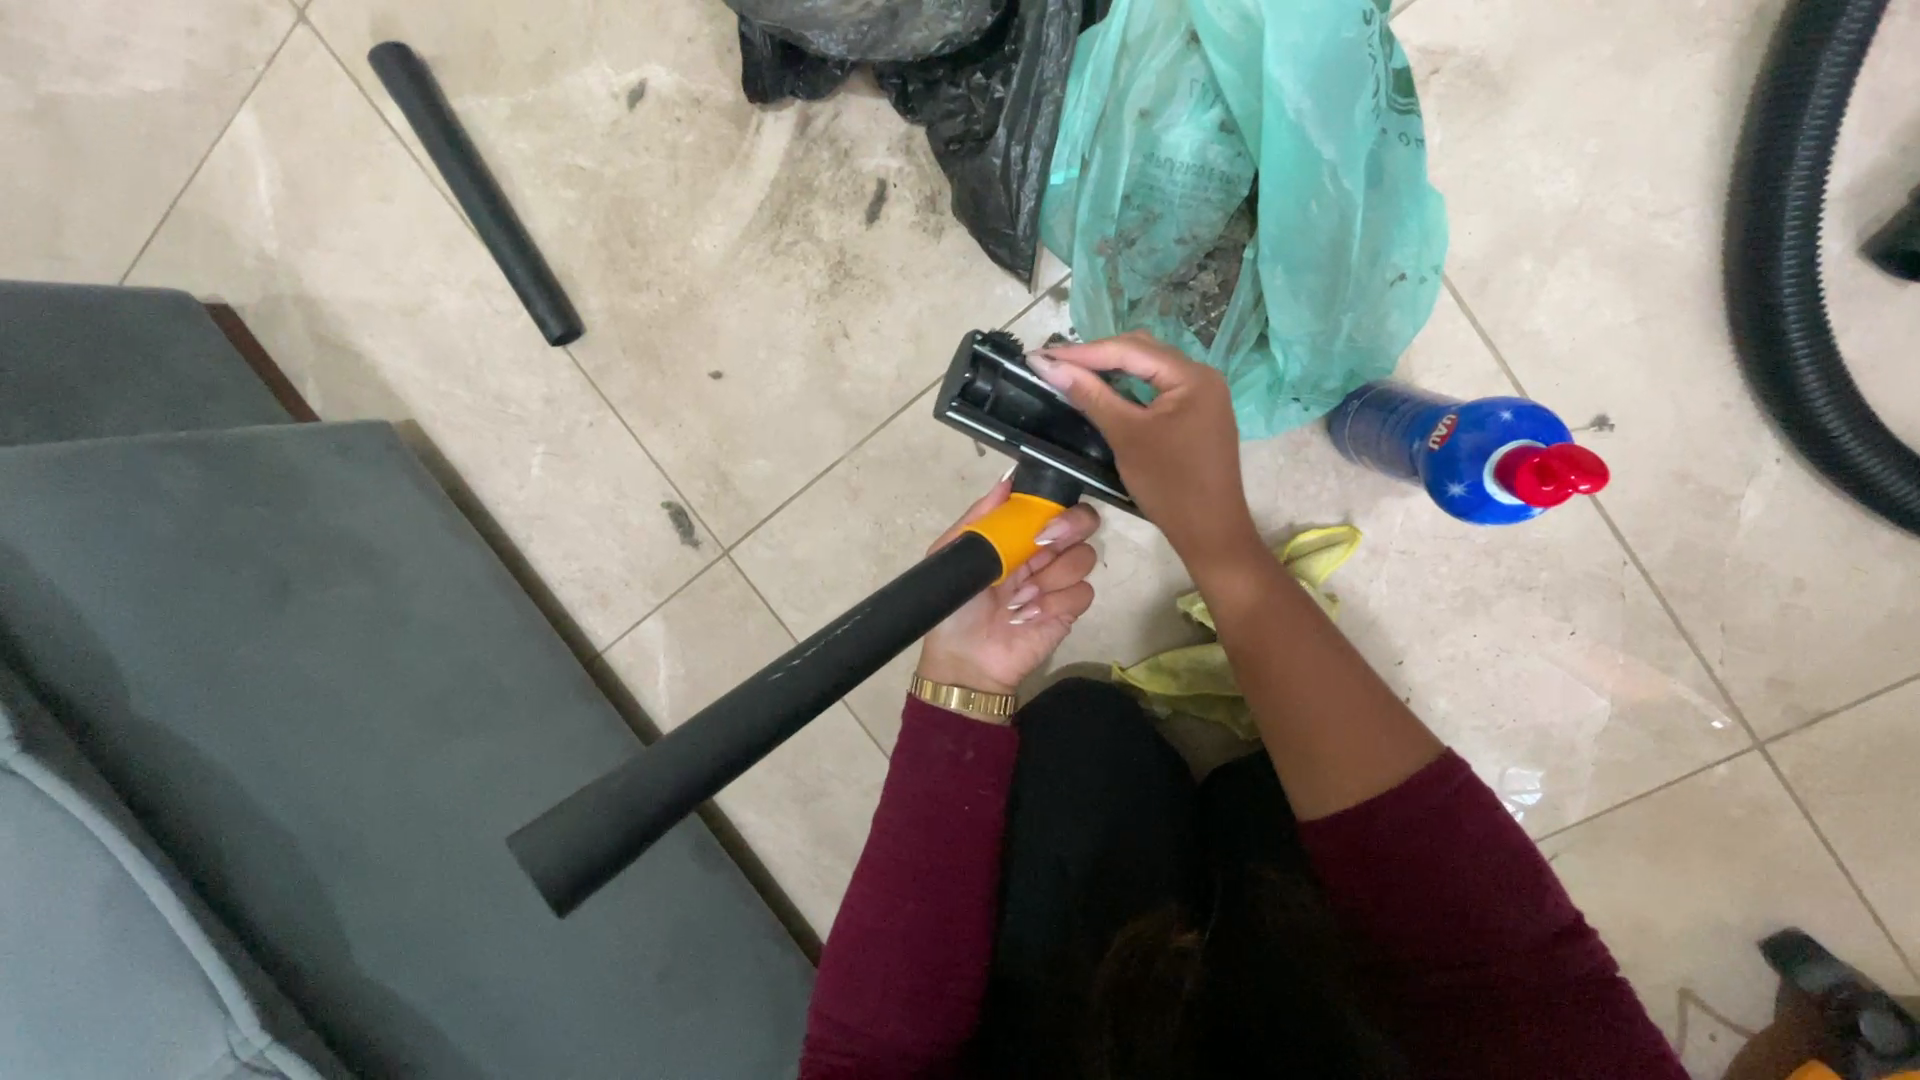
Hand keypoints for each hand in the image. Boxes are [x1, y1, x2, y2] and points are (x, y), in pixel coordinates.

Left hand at [915, 475, 1101, 697]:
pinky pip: (1082, 593)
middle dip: (1072, 526)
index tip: (1042, 520)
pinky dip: (1054, 602)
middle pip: (1084, 524)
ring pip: (1084, 558)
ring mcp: (1058, 582)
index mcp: (1019, 536)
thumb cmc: (955, 606)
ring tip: (1019, 598)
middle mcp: (1044, 554)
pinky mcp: (1068, 611)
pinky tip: (1027, 615)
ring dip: (1050, 576)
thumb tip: (1007, 480)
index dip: (1057, 505)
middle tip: (1044, 544)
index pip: (1054, 506)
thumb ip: (980, 517)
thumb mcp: (954, 554)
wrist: (963, 658)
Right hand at [1027, 331, 1261, 568]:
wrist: (1209, 530)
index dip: (1083, 352)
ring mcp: (1202, 394)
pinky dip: (1128, 386)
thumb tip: (1050, 366)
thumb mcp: (1126, 436)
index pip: (1129, 350)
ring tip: (1072, 371)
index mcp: (1191, 376)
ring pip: (1149, 368)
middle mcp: (1201, 376)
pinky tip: (1103, 389)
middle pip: (1142, 351)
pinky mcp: (1197, 413)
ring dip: (1111, 368)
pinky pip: (1157, 387)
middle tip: (1054, 362)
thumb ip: (1090, 396)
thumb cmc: (1169, 484)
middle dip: (1097, 354)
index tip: (1042, 355)